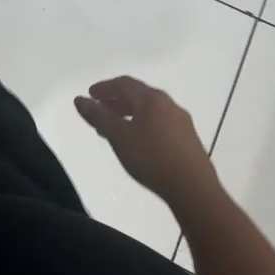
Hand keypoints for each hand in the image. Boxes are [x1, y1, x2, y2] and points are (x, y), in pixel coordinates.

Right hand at [74, 76, 220, 206]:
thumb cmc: (152, 158)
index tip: (90, 95)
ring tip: (115, 129)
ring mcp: (182, 123)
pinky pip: (160, 124)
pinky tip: (137, 143)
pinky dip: (143, 126)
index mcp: (152, 99)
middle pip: (138, 96)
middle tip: (100, 111)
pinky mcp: (189, 141)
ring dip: (129, 115)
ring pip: (150, 112)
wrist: (195, 191)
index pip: (124, 84)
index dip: (104, 87)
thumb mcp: (118, 136)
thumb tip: (79, 99)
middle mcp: (169, 105)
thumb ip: (98, 116)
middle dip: (116, 101)